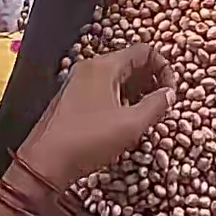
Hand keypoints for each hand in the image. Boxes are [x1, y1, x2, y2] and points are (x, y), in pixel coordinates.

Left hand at [19, 44, 175, 188]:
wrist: (44, 163)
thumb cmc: (88, 140)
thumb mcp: (130, 125)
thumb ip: (155, 105)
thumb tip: (170, 93)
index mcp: (103, 66)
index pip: (144, 51)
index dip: (164, 68)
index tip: (171, 93)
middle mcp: (89, 68)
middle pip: (130, 62)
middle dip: (151, 80)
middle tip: (163, 104)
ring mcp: (78, 83)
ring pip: (117, 78)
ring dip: (137, 91)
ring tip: (148, 114)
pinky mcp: (72, 100)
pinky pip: (103, 90)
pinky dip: (120, 99)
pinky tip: (125, 121)